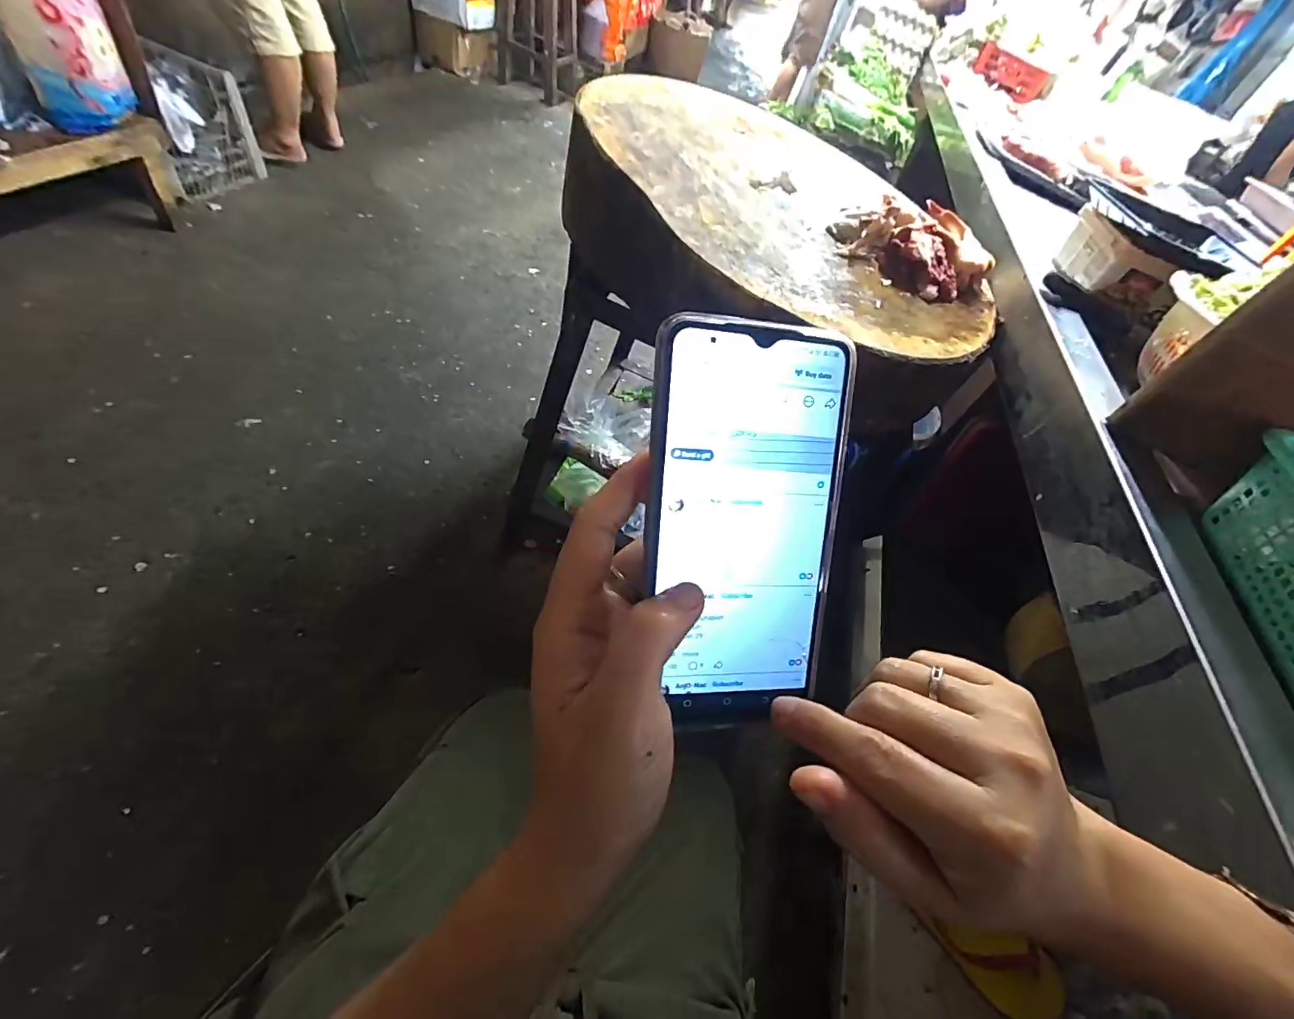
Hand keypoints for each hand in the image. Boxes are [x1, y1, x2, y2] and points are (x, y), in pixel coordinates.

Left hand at [521, 452, 703, 900]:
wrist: (587, 839)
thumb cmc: (596, 777)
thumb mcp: (621, 706)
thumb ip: (648, 638)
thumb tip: (687, 585)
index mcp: (570, 621)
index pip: (590, 536)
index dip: (619, 491)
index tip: (654, 454)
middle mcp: (585, 621)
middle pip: (618, 551)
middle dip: (654, 516)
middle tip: (708, 489)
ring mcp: (608, 643)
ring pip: (641, 583)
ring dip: (674, 559)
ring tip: (723, 533)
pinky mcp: (630, 664)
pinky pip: (656, 615)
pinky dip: (681, 598)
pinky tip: (717, 594)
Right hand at [771, 651, 1110, 947]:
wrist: (1070, 863)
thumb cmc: (986, 887)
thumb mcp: (919, 887)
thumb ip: (860, 830)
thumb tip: (805, 776)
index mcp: (980, 827)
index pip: (879, 760)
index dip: (821, 731)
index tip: (781, 712)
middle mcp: (1003, 761)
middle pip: (883, 705)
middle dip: (850, 723)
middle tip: (861, 757)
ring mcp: (1012, 716)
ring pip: (899, 673)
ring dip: (875, 700)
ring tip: (894, 737)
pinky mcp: (1013, 689)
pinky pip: (926, 659)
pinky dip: (905, 682)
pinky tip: (922, 718)